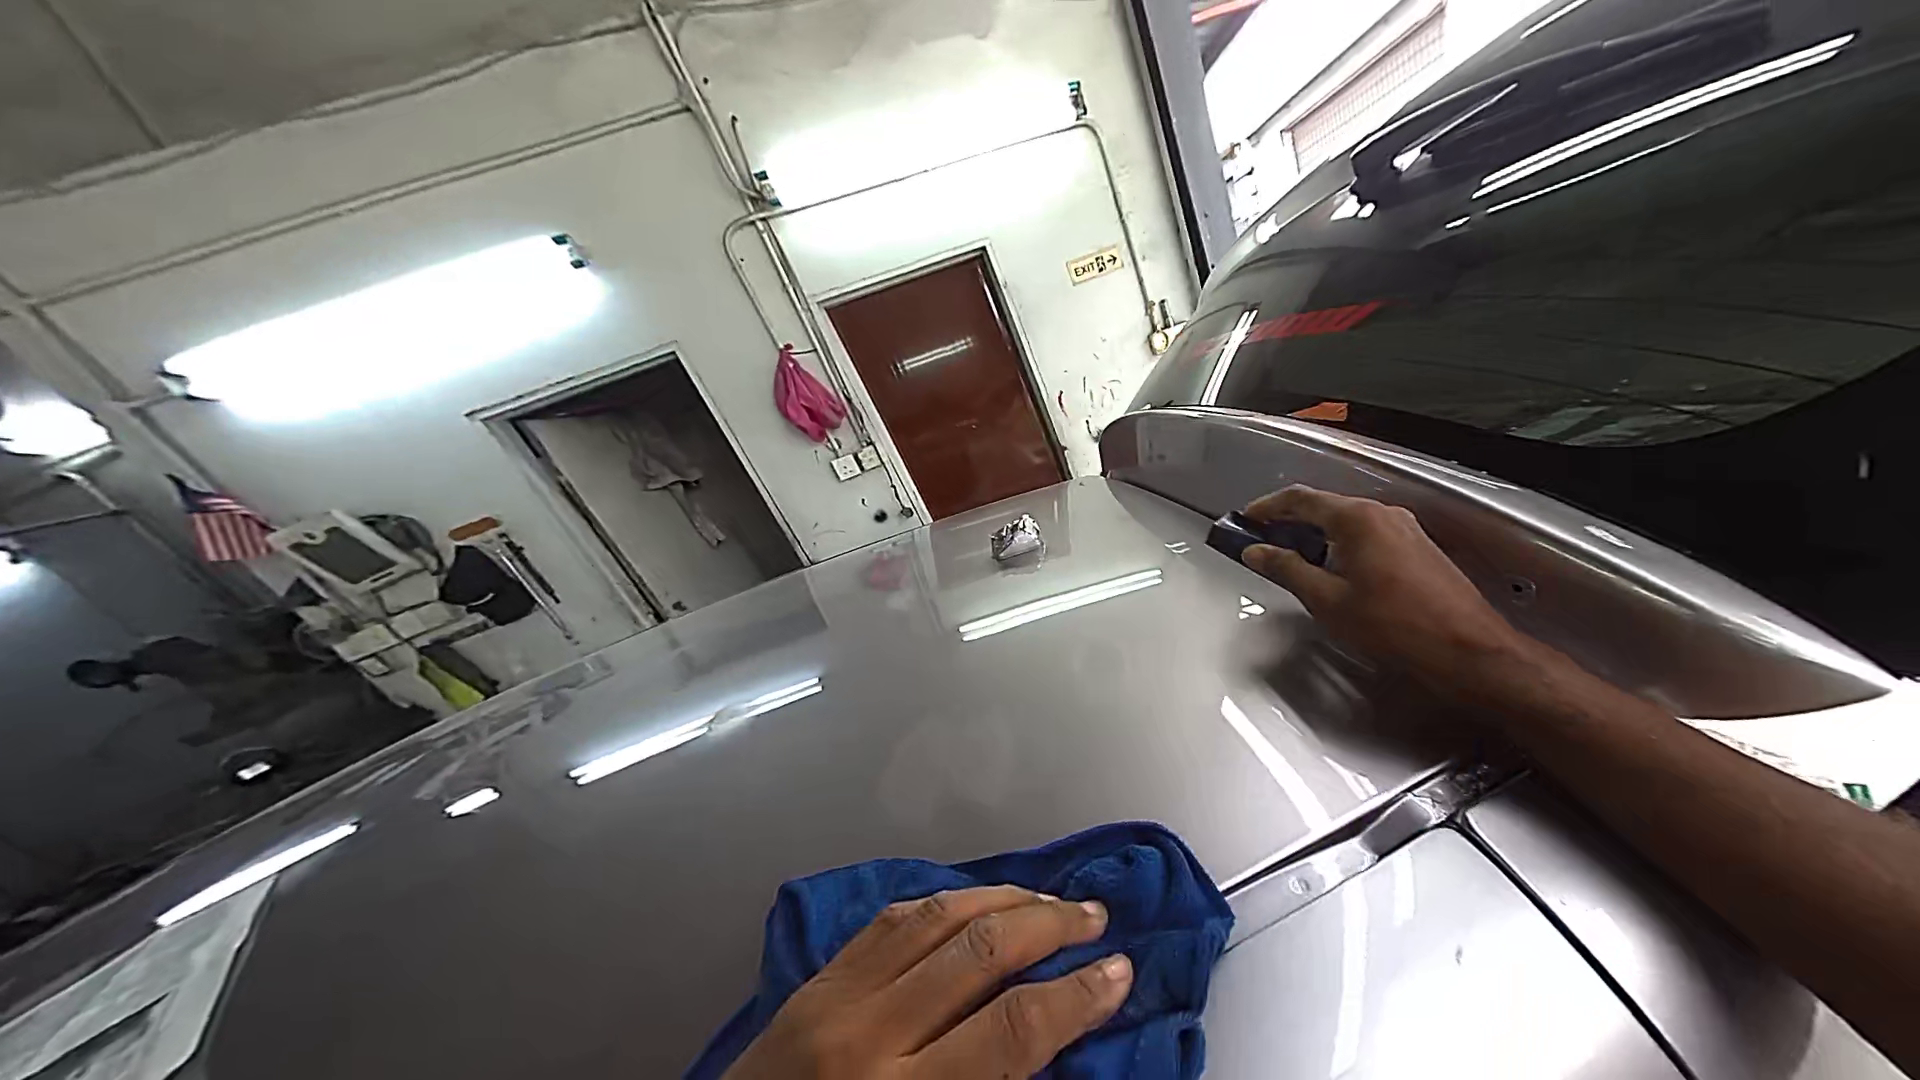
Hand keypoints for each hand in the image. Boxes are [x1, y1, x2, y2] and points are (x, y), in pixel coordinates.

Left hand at [722, 887, 1132, 1079]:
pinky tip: (974, 899)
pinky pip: (891, 919)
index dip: (1076, 998)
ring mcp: (839, 995)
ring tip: (1045, 897)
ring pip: (935, 918)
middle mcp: (870, 1036)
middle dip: (1047, 927)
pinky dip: (943, 901)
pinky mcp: (820, 976)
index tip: (1118, 973)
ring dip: (1000, 900)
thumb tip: (1050, 1042)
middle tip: (1092, 918)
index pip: (1011, 1034)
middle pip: (978, 954)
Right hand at [1240, 486, 1533, 700]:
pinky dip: (1340, 544)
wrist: (1467, 651)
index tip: (1247, 518)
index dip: (1267, 507)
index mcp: (1358, 520)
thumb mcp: (1325, 599)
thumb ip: (1286, 569)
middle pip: (1325, 506)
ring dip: (1315, 533)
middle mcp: (1384, 516)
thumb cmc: (1395, 626)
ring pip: (1347, 521)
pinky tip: (1330, 568)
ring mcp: (1405, 530)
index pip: (1300, 499)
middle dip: (1289, 520)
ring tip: (1290, 555)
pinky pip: (1367, 534)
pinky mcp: (1417, 549)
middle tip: (1262, 537)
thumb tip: (1257, 552)